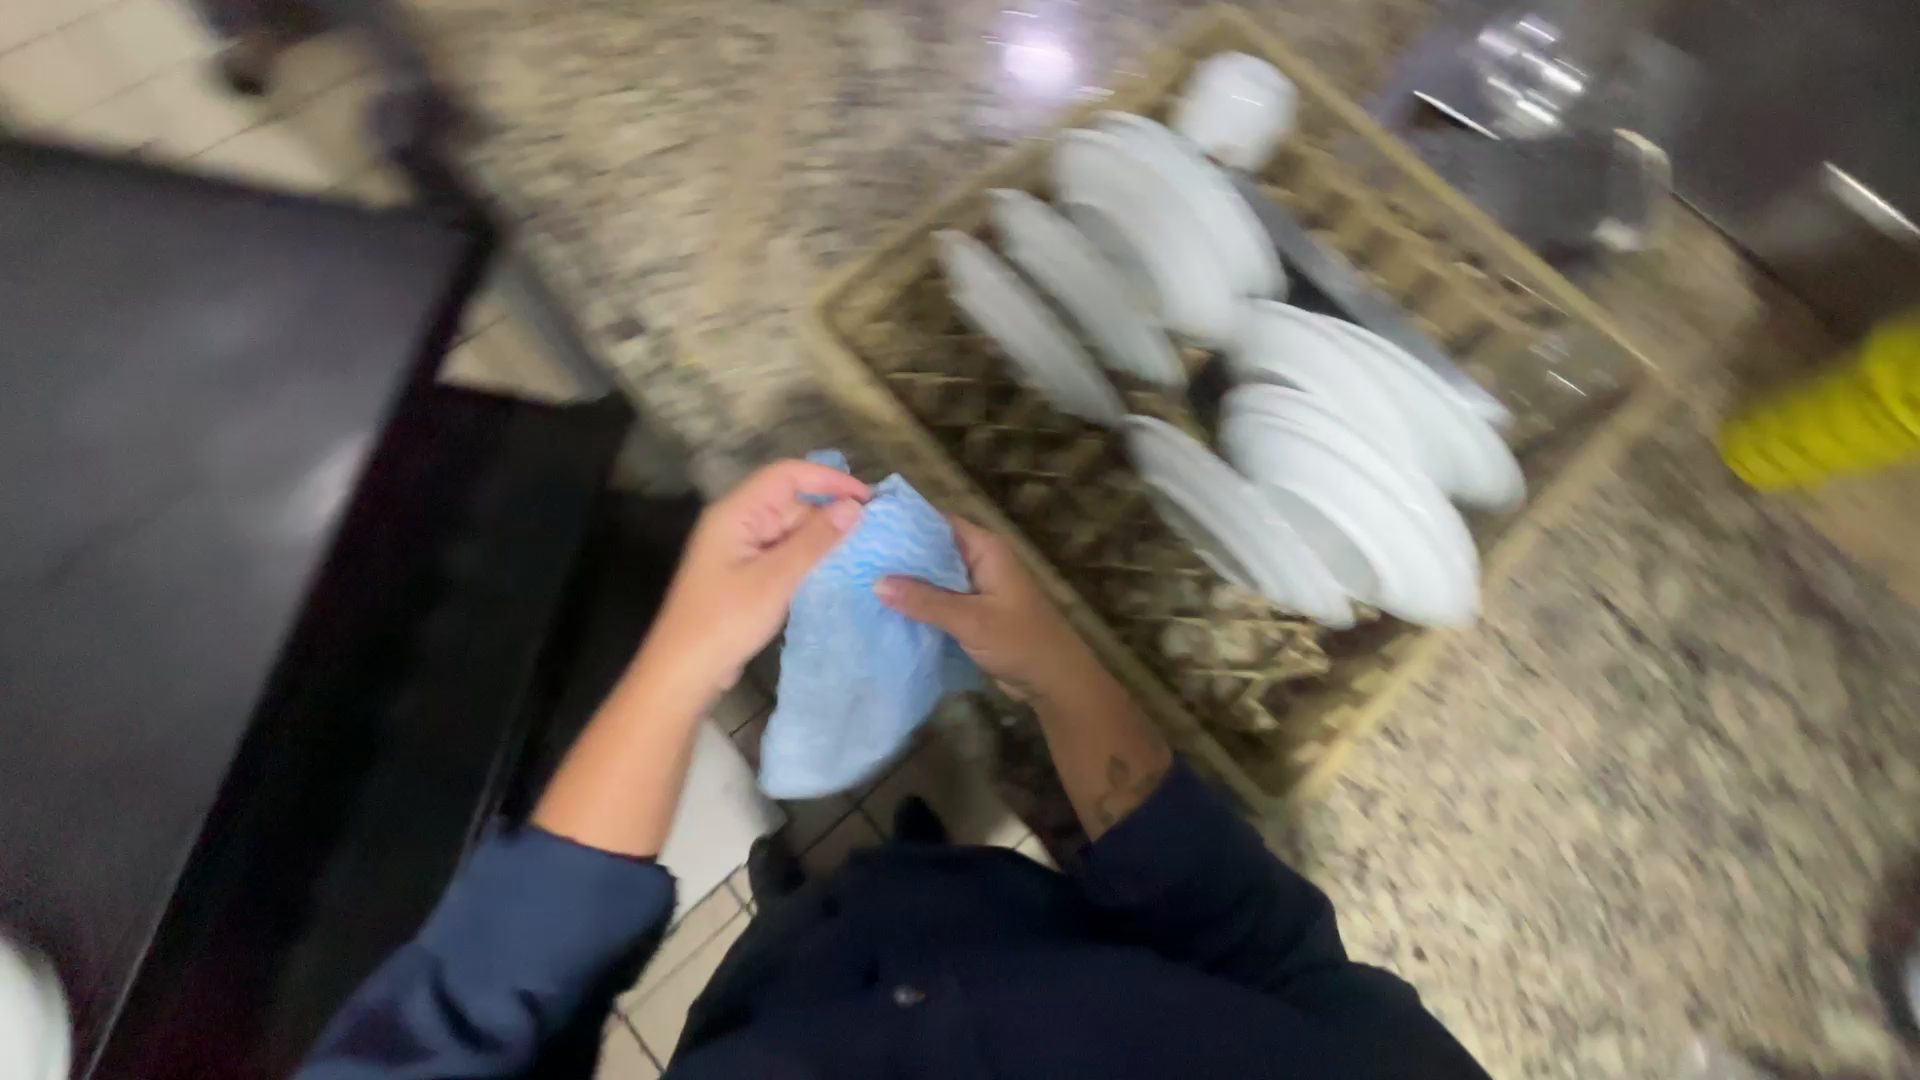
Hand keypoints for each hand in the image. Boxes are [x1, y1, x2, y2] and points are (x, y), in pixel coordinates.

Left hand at [635, 460, 868, 698]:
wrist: (684, 672)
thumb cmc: (726, 620)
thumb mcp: (776, 578)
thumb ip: (816, 540)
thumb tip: (854, 506)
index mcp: (736, 512)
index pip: (788, 474)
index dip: (829, 479)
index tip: (868, 497)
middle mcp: (737, 522)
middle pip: (790, 501)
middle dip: (829, 511)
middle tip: (872, 531)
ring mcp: (740, 549)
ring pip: (789, 529)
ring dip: (822, 537)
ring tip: (862, 550)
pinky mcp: (745, 573)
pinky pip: (783, 552)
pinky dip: (808, 556)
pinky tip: (834, 569)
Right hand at [875, 516, 1099, 700]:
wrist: (1055, 681)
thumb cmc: (1021, 641)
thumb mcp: (971, 620)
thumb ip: (925, 601)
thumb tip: (877, 582)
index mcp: (985, 548)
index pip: (938, 523)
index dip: (903, 524)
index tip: (865, 526)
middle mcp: (980, 561)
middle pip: (933, 549)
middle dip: (899, 556)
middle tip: (854, 558)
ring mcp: (977, 587)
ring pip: (934, 577)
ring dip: (907, 583)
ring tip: (861, 581)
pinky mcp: (974, 612)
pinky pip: (940, 600)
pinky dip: (918, 604)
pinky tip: (887, 610)